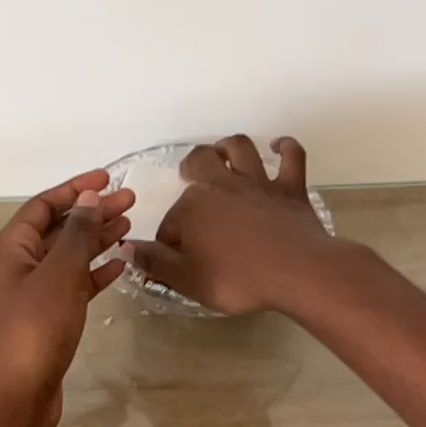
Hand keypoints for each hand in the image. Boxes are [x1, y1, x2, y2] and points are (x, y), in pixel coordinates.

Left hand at [0, 169, 133, 426]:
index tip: (107, 178)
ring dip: (97, 240)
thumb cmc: (34, 328)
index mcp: (13, 248)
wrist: (17, 395)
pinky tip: (120, 266)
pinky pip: (75, 285)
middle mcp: (21, 265)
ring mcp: (35, 293)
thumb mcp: (59, 274)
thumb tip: (89, 198)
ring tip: (129, 226)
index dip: (74, 189)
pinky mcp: (49, 318)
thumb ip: (77, 234)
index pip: (44, 205)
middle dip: (92, 212)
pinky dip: (96, 273)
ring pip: (69, 256)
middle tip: (131, 201)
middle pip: (59, 228)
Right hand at [126, 135, 345, 315]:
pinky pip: (291, 157)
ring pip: (240, 148)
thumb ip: (155, 262)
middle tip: (188, 175)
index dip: (170, 240)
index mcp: (192, 207)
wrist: (298, 273)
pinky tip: (278, 146)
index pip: (171, 221)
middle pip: (199, 162)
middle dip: (190, 167)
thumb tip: (127, 246)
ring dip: (229, 147)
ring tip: (223, 153)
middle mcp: (221, 185)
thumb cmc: (239, 279)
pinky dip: (285, 147)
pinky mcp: (290, 188)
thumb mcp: (188, 280)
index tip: (177, 259)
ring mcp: (258, 183)